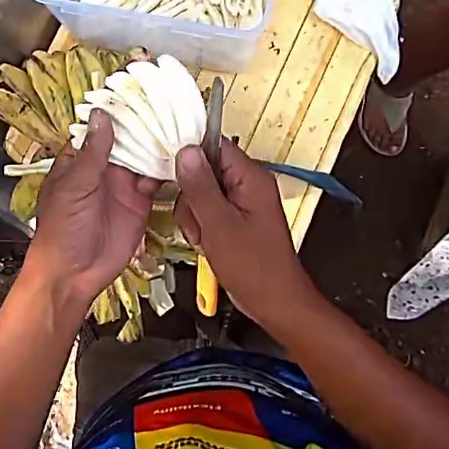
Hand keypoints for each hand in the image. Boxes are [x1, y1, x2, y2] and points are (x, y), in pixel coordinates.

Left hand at [21, 110, 159, 316]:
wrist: (75, 273)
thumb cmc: (62, 229)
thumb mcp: (75, 186)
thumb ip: (93, 153)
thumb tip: (102, 115)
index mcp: (80, 160)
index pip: (100, 128)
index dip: (117, 111)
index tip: (138, 92)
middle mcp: (103, 168)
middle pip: (127, 139)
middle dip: (144, 125)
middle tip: (167, 105)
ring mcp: (123, 184)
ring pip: (144, 156)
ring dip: (158, 144)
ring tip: (179, 125)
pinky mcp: (140, 201)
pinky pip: (156, 179)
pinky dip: (167, 169)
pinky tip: (179, 156)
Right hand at [173, 140, 321, 325]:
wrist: (274, 302)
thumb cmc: (256, 268)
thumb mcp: (219, 225)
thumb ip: (200, 187)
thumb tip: (186, 152)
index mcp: (251, 178)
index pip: (214, 146)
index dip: (190, 157)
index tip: (174, 174)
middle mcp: (248, 185)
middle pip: (204, 170)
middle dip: (192, 197)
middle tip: (200, 220)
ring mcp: (242, 202)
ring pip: (201, 194)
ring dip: (196, 217)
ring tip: (207, 238)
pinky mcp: (235, 219)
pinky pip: (207, 212)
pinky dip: (202, 228)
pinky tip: (209, 244)